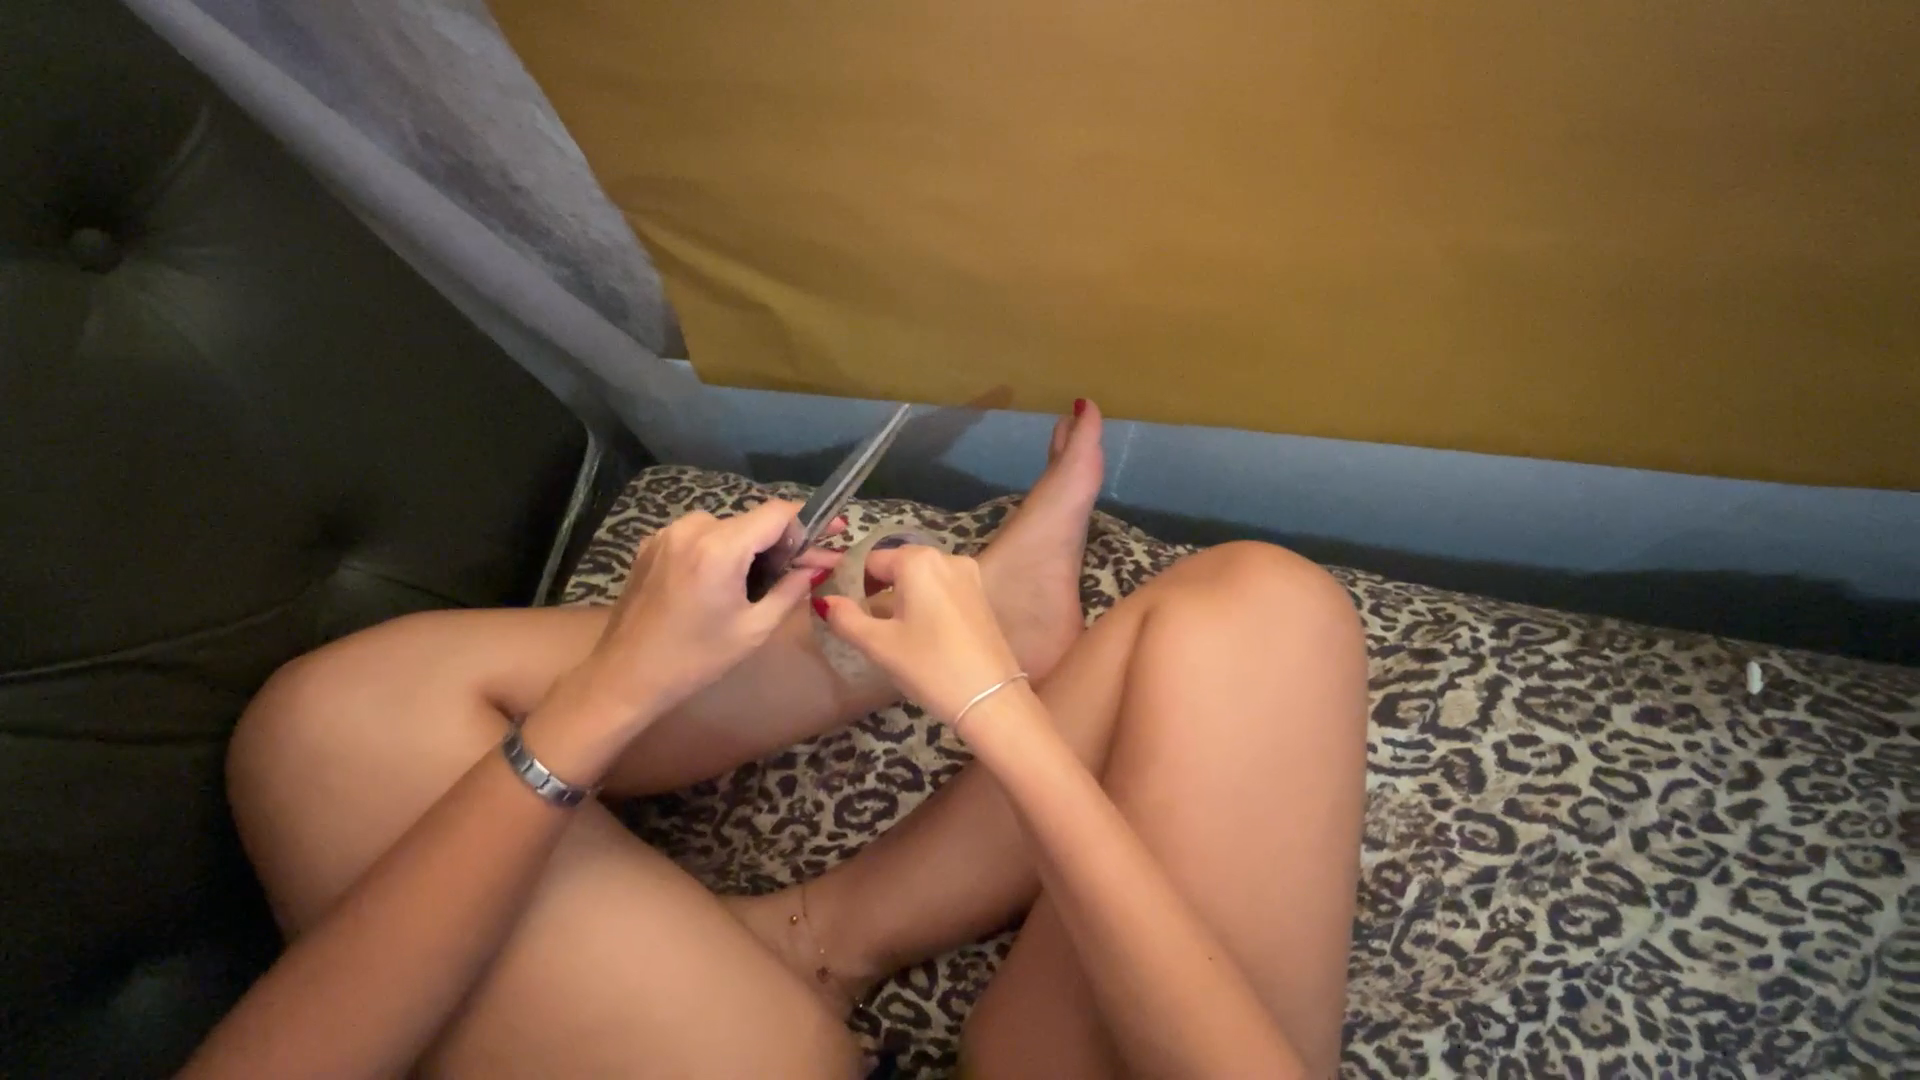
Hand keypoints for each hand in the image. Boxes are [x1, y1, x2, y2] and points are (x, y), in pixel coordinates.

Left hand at [567, 501, 824, 725]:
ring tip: (765, 580)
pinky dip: (723, 549)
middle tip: (808, 566)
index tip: (835, 531)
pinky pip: (701, 536)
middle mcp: (692, 528)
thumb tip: (816, 566)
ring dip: (752, 546)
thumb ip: (790, 589)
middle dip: (784, 540)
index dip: (811, 519)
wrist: (625, 676)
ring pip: (728, 527)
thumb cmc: (695, 659)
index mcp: (719, 548)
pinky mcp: (652, 545)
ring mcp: (667, 534)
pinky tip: (728, 580)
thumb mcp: (754, 629)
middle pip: (753, 520)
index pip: (777, 513)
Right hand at [816, 546, 1023, 725]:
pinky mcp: (981, 595)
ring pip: (921, 577)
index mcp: (918, 561)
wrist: (991, 698)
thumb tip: (826, 601)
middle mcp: (946, 558)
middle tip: (862, 621)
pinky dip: (924, 602)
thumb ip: (846, 618)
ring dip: (901, 596)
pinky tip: (919, 632)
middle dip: (877, 588)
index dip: (851, 582)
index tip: (841, 608)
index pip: (871, 561)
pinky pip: (941, 588)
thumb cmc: (930, 666)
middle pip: (898, 565)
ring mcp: (969, 575)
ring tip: (888, 630)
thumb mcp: (879, 644)